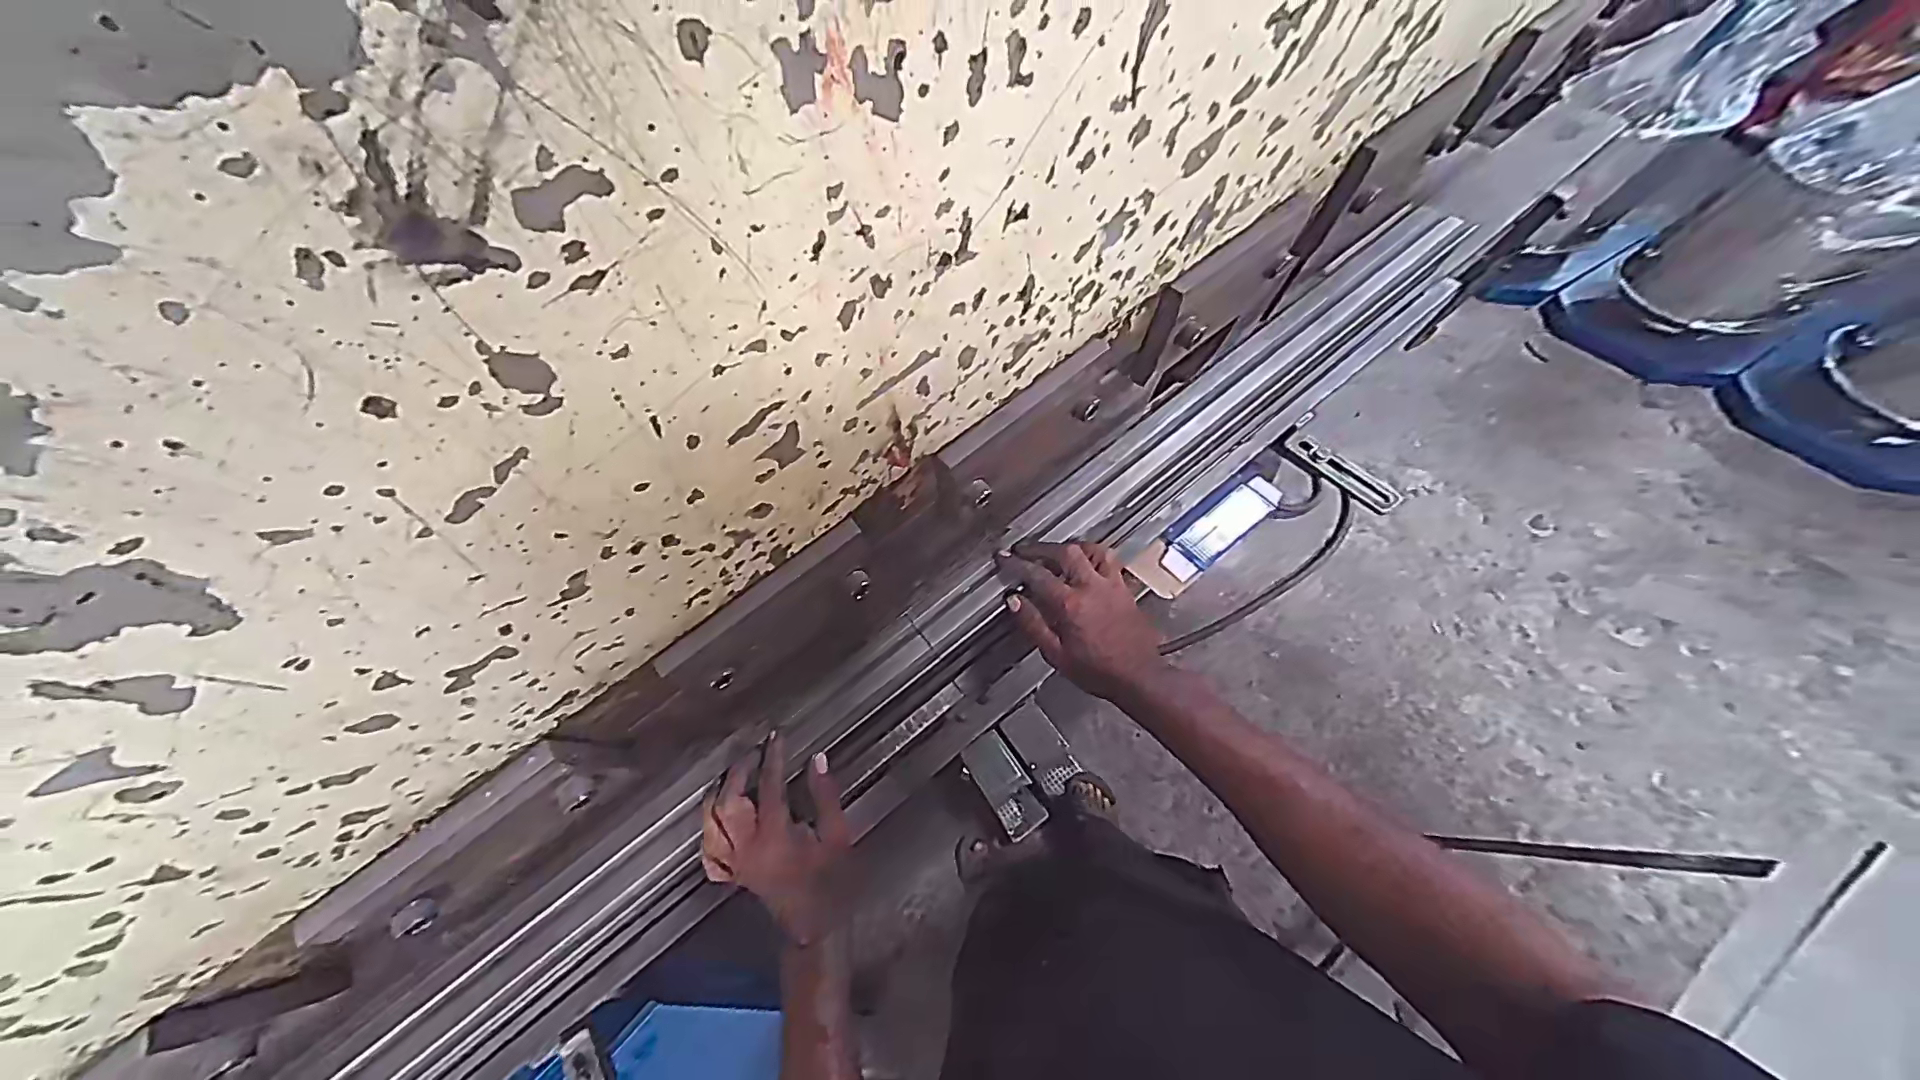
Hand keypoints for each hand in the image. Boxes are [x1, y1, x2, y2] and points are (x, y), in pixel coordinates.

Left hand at [702, 732, 851, 945]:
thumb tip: (817, 759)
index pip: (769, 785)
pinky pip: (709, 849)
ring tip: (733, 773)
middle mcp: (748, 849)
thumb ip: (825, 795)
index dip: (773, 757)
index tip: (777, 737)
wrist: (817, 927)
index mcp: (775, 836)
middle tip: (754, 752)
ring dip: (719, 793)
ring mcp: (736, 863)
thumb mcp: (838, 835)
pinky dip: (709, 827)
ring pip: (711, 822)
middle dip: (739, 771)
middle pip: (729, 801)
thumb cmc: (833, 882)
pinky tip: (716, 813)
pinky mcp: (733, 874)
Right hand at [997, 540, 1173, 701]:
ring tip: (1056, 550)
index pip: (1037, 575)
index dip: (1017, 564)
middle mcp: (1092, 589)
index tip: (1006, 560)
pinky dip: (1093, 555)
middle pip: (1064, 552)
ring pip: (1091, 550)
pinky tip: (1087, 562)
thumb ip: (1033, 624)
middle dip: (1040, 548)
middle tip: (1026, 550)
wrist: (1137, 677)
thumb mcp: (1056, 654)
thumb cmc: (1100, 671)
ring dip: (1070, 546)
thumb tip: (1014, 602)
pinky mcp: (1124, 589)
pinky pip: (1109, 561)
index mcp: (1071, 605)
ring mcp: (1111, 586)